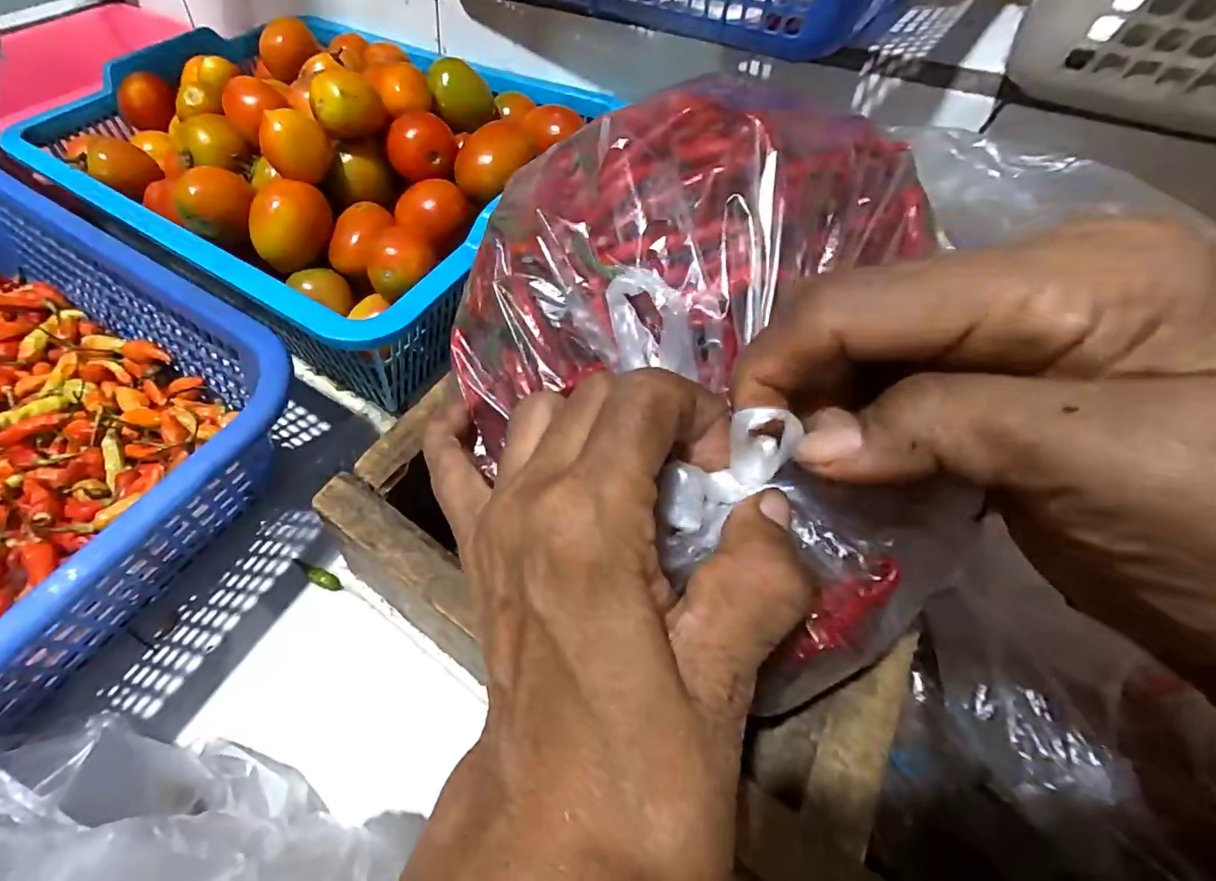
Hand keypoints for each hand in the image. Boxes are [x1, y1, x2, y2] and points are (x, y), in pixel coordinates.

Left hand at [405, 371, 812, 880]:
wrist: (554, 819)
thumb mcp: (725, 677)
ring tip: (627, 461)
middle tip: (694, 468)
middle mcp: (527, 496)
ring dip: (584, 417)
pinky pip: (448, 466)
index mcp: (589, 516)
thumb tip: (767, 509)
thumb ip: (757, 578)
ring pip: (532, 415)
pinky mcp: (471, 543)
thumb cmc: (644, 764)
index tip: (728, 464)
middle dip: (650, 411)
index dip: (695, 410)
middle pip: (589, 396)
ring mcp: (490, 516)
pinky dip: (456, 432)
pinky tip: (469, 419)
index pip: (640, 398)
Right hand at [732, 217, 1215, 736]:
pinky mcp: (999, 366)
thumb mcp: (1094, 468)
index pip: (864, 299)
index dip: (783, 359)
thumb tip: (802, 445)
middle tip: (767, 450)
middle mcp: (1032, 274)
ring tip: (802, 455)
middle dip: (794, 377)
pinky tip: (845, 451)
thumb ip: (934, 429)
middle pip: (853, 308)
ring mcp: (1015, 320)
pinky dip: (849, 414)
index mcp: (1071, 274)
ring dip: (815, 398)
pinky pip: (886, 373)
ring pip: (857, 339)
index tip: (744, 435)